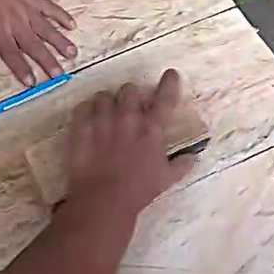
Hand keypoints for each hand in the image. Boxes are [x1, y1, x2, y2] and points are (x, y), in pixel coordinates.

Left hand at [0, 0, 75, 83]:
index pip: (11, 54)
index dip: (21, 69)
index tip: (31, 82)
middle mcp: (16, 22)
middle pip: (33, 45)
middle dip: (47, 60)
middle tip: (59, 73)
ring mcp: (27, 9)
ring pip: (46, 29)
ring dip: (59, 42)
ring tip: (72, 53)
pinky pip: (50, 8)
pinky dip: (61, 16)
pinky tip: (72, 25)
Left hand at [62, 69, 194, 220]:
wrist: (103, 199)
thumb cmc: (138, 190)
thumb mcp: (165, 179)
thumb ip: (181, 165)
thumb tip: (192, 157)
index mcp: (151, 128)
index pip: (165, 98)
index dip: (169, 83)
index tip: (170, 74)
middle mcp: (128, 117)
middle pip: (129, 90)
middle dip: (130, 96)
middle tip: (127, 108)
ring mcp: (103, 119)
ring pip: (104, 95)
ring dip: (107, 103)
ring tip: (105, 115)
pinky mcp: (81, 126)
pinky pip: (83, 106)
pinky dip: (86, 111)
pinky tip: (88, 121)